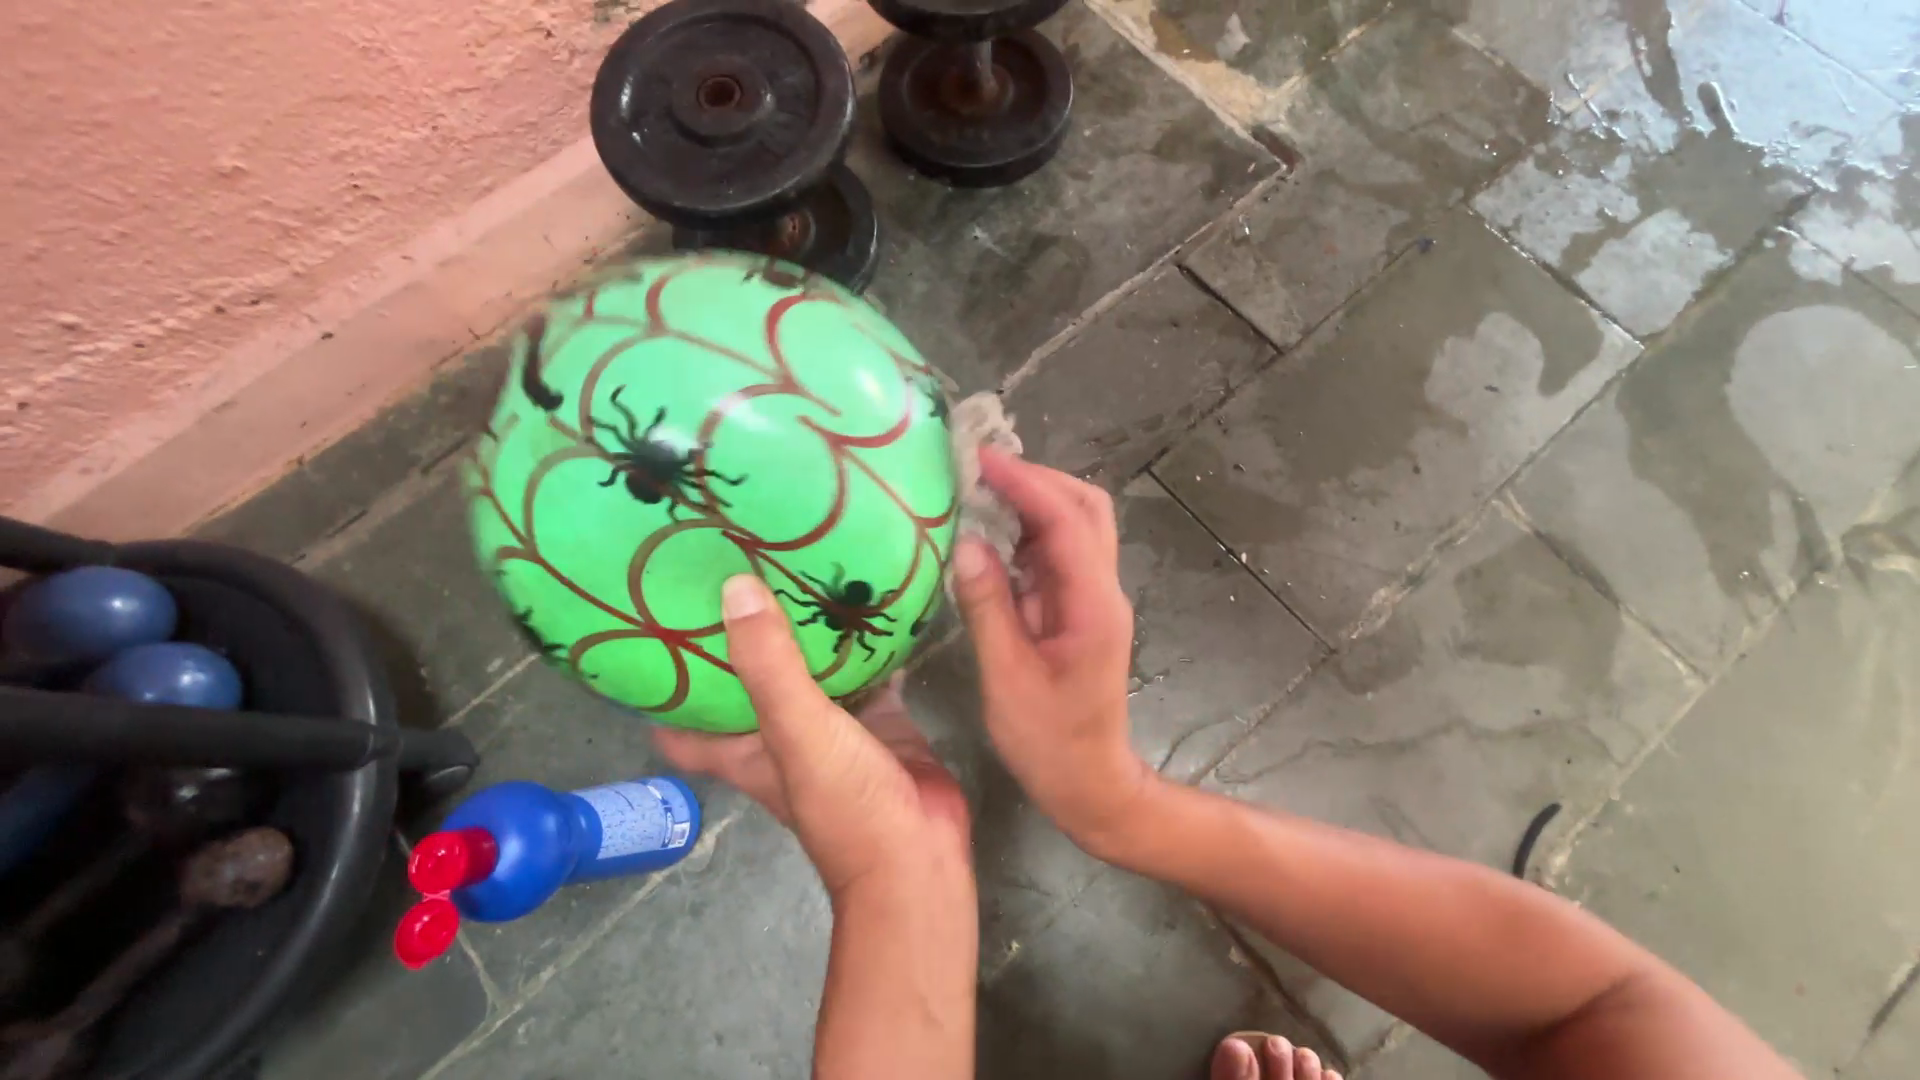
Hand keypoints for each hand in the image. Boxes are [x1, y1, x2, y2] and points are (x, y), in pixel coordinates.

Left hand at [652, 575, 969, 897]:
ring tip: (802, 569)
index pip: (680, 720)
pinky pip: (869, 670)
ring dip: (807, 630)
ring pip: (812, 668)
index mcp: (742, 746)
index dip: (662, 680)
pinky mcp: (880, 716)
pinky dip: (868, 641)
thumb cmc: (845, 801)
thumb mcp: (795, 730)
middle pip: (749, 678)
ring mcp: (833, 723)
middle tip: (737, 571)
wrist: (919, 850)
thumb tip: (734, 585)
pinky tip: (874, 597)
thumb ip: (769, 664)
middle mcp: (781, 731)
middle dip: (743, 634)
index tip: (657, 621)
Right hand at [948, 449, 1155, 854]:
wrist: (1090, 781)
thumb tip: (966, 544)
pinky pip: (1056, 555)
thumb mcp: (1007, 678)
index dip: (1026, 483)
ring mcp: (1094, 598)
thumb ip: (988, 607)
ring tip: (979, 491)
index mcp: (1092, 606)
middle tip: (980, 470)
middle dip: (1037, 479)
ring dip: (1033, 501)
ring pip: (1074, 526)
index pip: (1066, 523)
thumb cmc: (1048, 742)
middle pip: (1085, 509)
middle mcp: (1102, 591)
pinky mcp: (1078, 608)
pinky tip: (990, 535)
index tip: (981, 459)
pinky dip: (1027, 533)